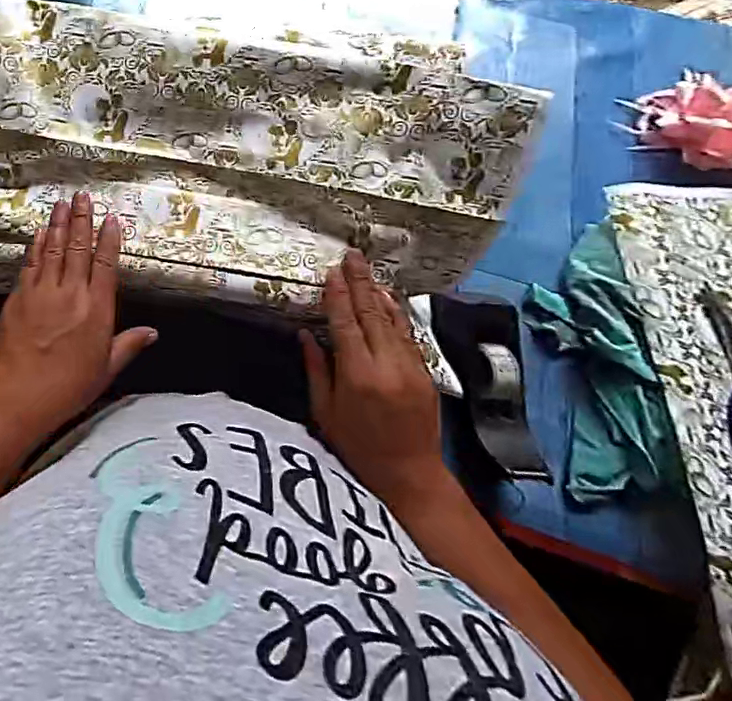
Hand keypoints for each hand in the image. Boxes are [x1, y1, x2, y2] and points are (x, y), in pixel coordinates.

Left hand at [0, 191, 156, 438]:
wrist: (20, 392)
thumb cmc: (68, 386)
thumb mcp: (106, 368)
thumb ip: (128, 345)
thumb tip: (152, 333)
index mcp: (97, 309)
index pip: (106, 265)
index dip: (109, 240)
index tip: (111, 219)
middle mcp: (72, 293)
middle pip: (78, 248)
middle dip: (82, 220)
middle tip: (83, 196)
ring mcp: (43, 291)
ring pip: (53, 249)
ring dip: (59, 224)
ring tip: (63, 203)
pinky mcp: (20, 295)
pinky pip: (31, 263)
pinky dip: (37, 245)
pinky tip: (40, 232)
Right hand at [301, 251, 448, 499]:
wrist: (408, 474)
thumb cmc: (356, 446)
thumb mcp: (324, 411)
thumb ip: (316, 369)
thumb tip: (306, 334)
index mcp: (358, 376)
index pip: (345, 324)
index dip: (338, 296)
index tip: (331, 273)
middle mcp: (387, 366)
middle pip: (371, 314)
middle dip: (360, 282)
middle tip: (352, 256)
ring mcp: (411, 368)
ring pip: (392, 321)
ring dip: (378, 293)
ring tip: (366, 271)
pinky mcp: (425, 373)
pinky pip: (407, 335)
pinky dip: (395, 314)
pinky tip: (386, 300)